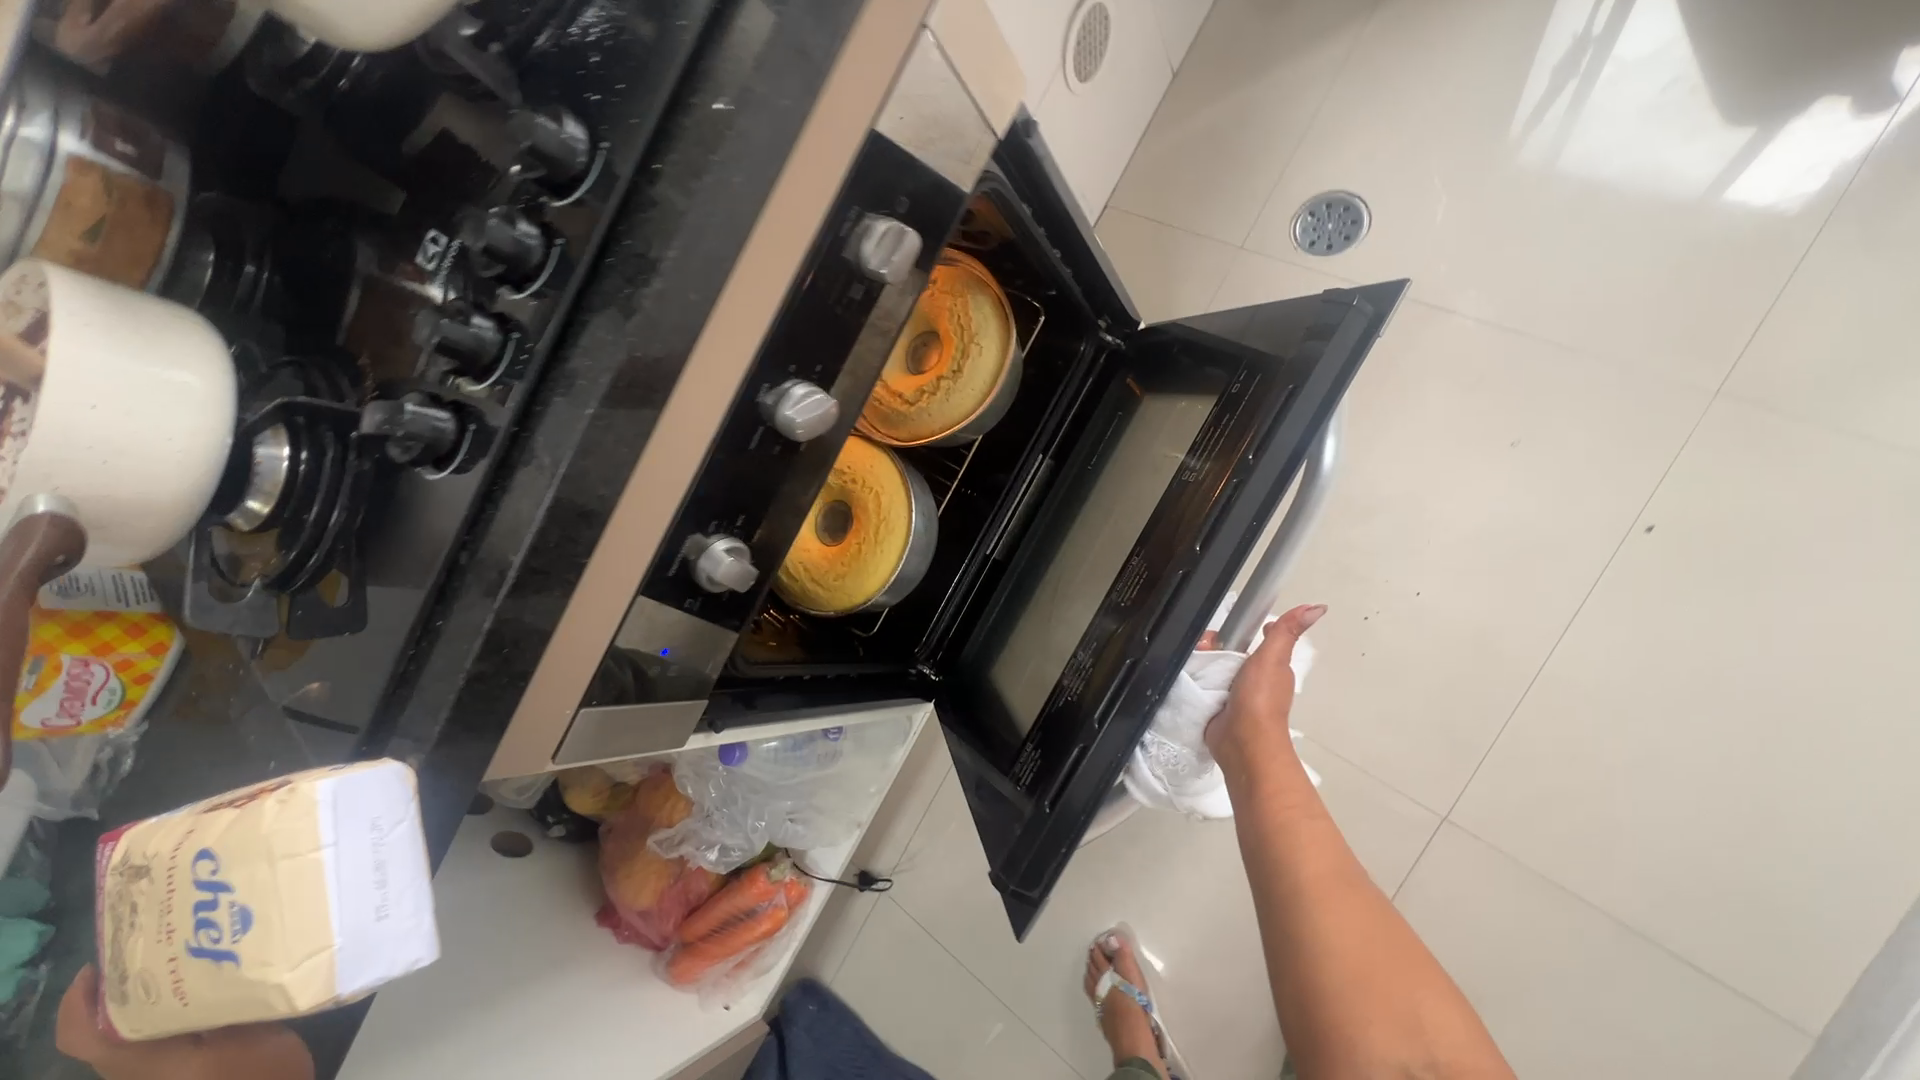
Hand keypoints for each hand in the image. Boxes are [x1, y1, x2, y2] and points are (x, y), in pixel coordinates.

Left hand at [57, 966, 315, 1079]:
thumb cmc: (251, 1075)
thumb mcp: (245, 1035)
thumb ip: (223, 1003)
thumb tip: (218, 960)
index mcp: (139, 1062)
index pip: (82, 1035)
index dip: (78, 1001)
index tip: (101, 964)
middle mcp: (139, 1067)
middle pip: (107, 1027)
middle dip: (120, 988)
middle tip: (153, 948)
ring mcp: (163, 1069)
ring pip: (135, 1029)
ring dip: (148, 996)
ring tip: (184, 959)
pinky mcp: (186, 1066)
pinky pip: (162, 1033)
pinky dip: (172, 1008)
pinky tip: (211, 988)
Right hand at [1203, 603, 1325, 784]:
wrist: (1242, 740)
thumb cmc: (1260, 698)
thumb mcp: (1273, 658)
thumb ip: (1286, 632)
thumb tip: (1318, 606)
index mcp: (1270, 667)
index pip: (1250, 641)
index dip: (1234, 633)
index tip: (1218, 635)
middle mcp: (1252, 679)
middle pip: (1227, 652)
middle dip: (1211, 646)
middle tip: (1200, 648)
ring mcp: (1233, 694)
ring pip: (1213, 667)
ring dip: (1200, 662)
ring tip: (1190, 661)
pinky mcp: (1215, 706)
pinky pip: (1202, 685)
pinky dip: (1194, 680)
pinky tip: (1185, 676)